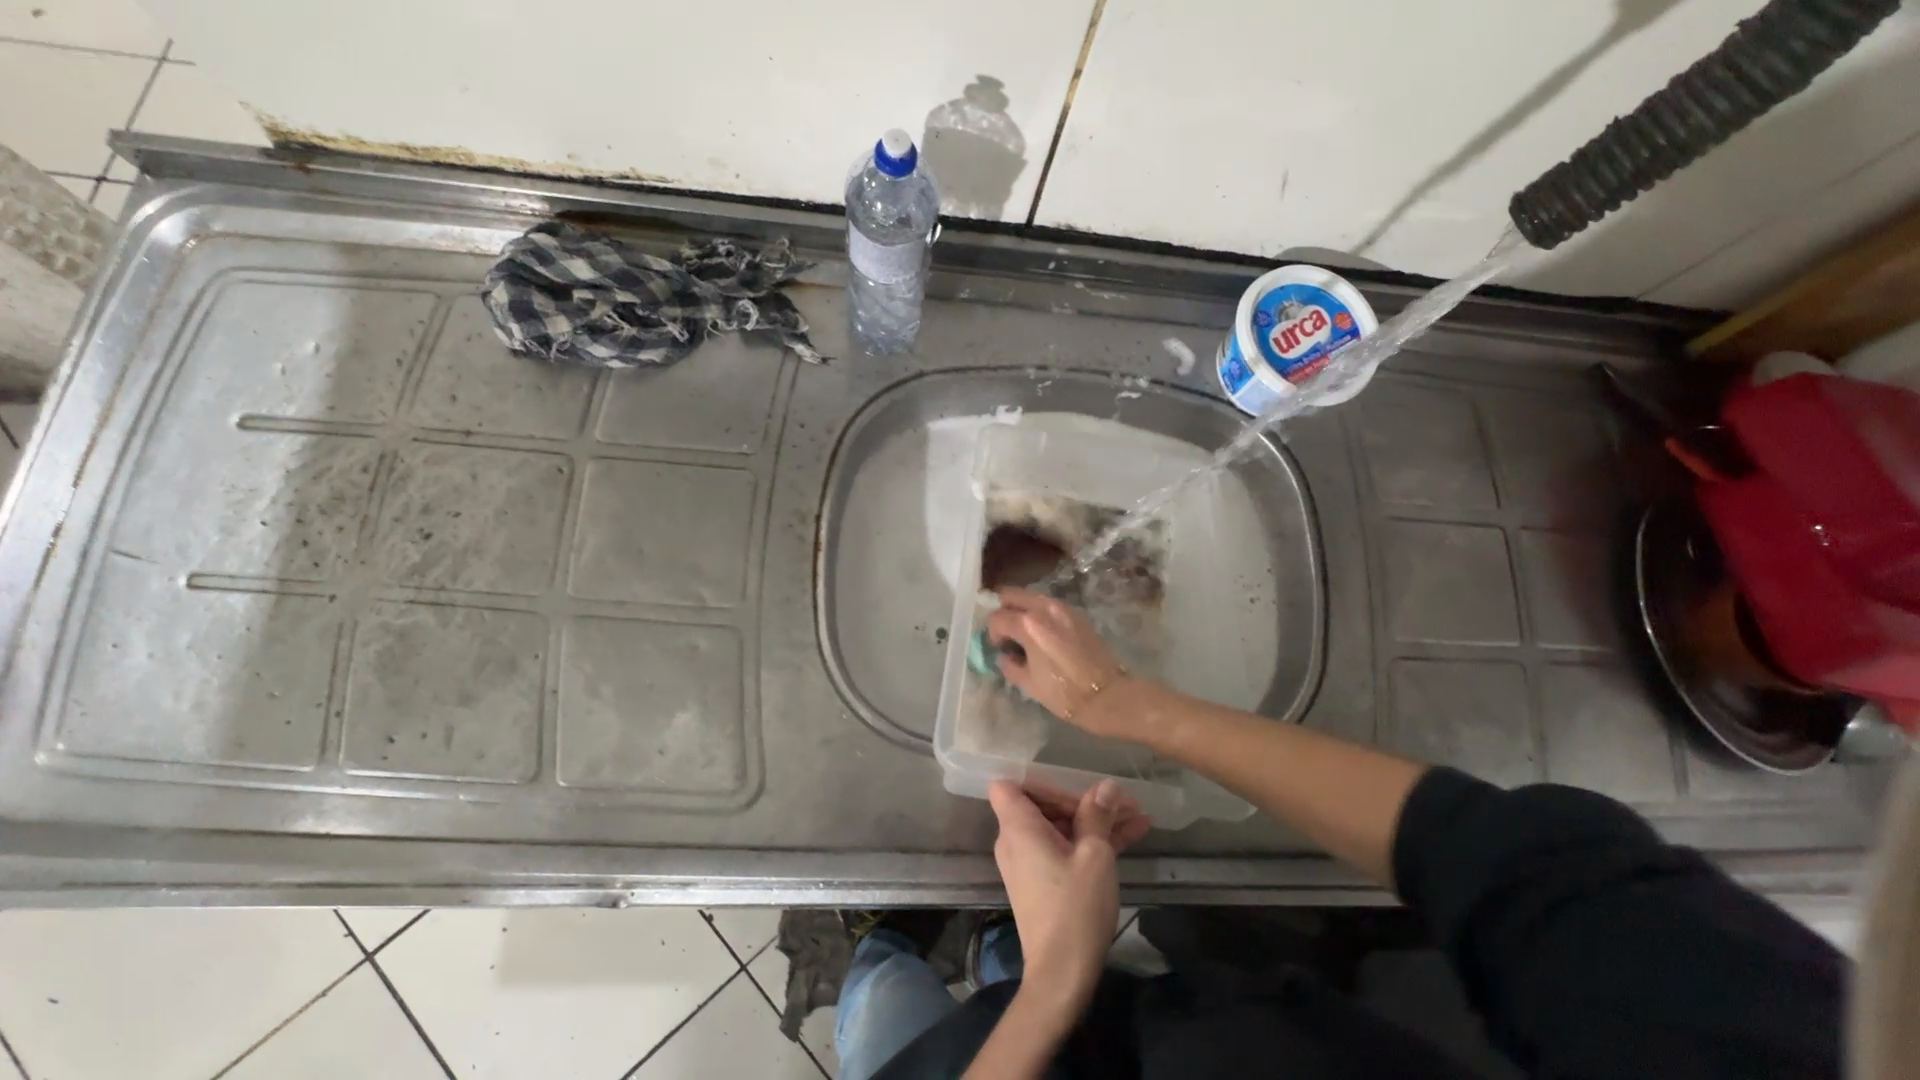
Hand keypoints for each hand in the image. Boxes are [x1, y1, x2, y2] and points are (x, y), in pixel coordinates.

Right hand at [987, 588, 1133, 736]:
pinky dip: (1041, 613)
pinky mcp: (1078, 614)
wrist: (1107, 695)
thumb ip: (1009, 665)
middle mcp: (1044, 609)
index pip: (997, 618)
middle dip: (1004, 611)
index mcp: (1028, 625)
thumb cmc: (1064, 693)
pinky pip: (1050, 605)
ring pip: (1032, 597)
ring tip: (1025, 634)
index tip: (999, 648)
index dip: (992, 634)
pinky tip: (1044, 635)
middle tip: (1006, 633)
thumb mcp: (1028, 684)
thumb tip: (1003, 656)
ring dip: (1023, 610)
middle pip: (1012, 595)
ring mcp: (1064, 608)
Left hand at [988, 779, 1150, 1023]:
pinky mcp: (1044, 882)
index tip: (1073, 779)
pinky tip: (1135, 832)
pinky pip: (1065, 849)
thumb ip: (1097, 815)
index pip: (1009, 786)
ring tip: (1138, 813)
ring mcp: (1030, 863)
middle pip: (1042, 804)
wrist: (1062, 973)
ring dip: (1096, 820)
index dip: (1039, 779)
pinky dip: (1093, 841)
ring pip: (1061, 827)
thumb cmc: (1075, 907)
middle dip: (1083, 799)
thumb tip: (1106, 786)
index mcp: (1018, 829)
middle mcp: (1017, 842)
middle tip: (1123, 799)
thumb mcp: (1094, 855)